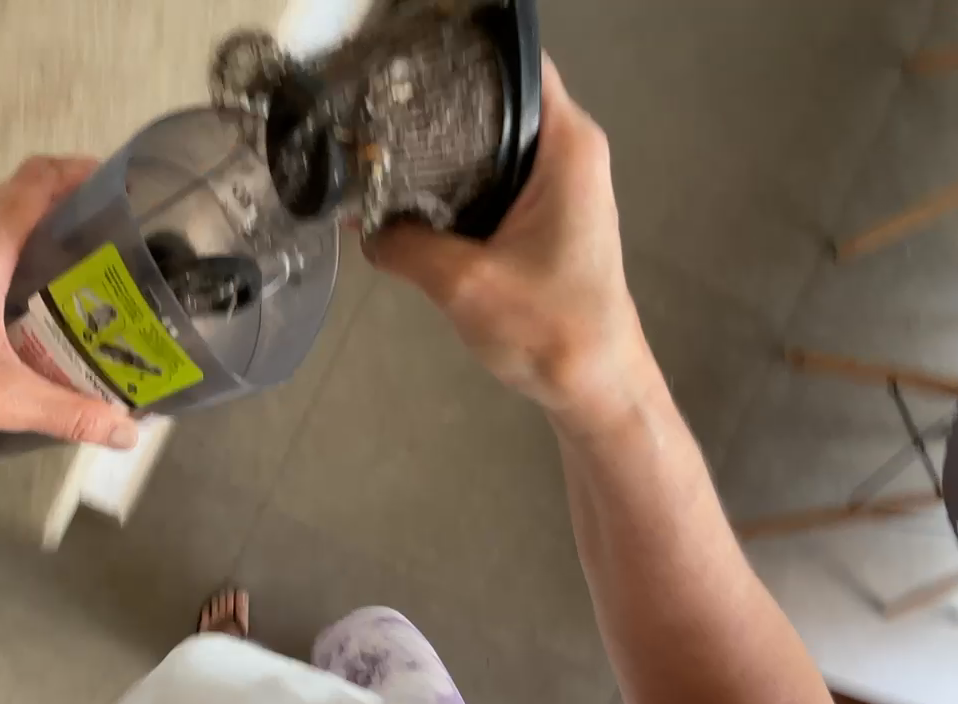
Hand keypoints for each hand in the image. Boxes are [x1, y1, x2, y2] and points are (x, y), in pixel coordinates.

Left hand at [0, 156, 139, 477]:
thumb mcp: (1, 401)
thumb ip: (71, 415)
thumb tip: (124, 431)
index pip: (37, 181)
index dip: (80, 174)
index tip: (114, 185)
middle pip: (9, 199)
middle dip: (57, 215)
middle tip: (95, 250)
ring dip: (17, 239)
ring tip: (52, 281)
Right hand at [365, 55, 653, 426]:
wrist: (591, 385)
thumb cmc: (547, 327)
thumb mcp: (464, 283)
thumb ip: (406, 248)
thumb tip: (365, 231)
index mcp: (562, 145)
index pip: (511, 69)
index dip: (456, 65)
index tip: (400, 78)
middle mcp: (562, 154)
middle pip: (490, 109)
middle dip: (431, 118)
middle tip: (371, 129)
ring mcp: (550, 192)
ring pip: (484, 154)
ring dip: (435, 164)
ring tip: (376, 167)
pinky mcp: (536, 226)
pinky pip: (485, 193)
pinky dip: (447, 199)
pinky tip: (405, 214)